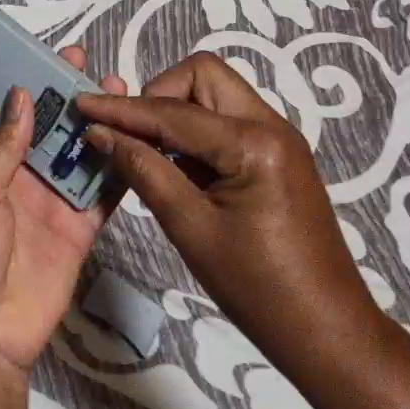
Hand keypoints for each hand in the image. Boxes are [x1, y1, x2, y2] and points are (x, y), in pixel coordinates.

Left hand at [0, 47, 125, 390]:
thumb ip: (3, 148)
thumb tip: (22, 94)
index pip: (1, 113)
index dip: (19, 82)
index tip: (39, 52)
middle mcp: (18, 177)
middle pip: (45, 128)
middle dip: (63, 96)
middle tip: (83, 62)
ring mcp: (49, 203)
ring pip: (77, 154)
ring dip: (95, 125)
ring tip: (117, 91)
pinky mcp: (77, 230)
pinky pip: (100, 195)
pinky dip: (118, 170)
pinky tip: (136, 141)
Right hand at [75, 53, 409, 408]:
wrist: (328, 333)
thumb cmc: (257, 288)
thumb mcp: (190, 228)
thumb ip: (144, 170)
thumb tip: (100, 132)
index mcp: (253, 143)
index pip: (171, 111)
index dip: (121, 109)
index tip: (81, 104)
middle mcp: (271, 125)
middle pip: (201, 75)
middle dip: (158, 95)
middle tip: (133, 135)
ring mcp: (278, 138)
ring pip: (214, 93)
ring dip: (176, 112)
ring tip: (150, 152)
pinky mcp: (277, 154)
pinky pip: (226, 119)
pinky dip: (195, 131)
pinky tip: (178, 167)